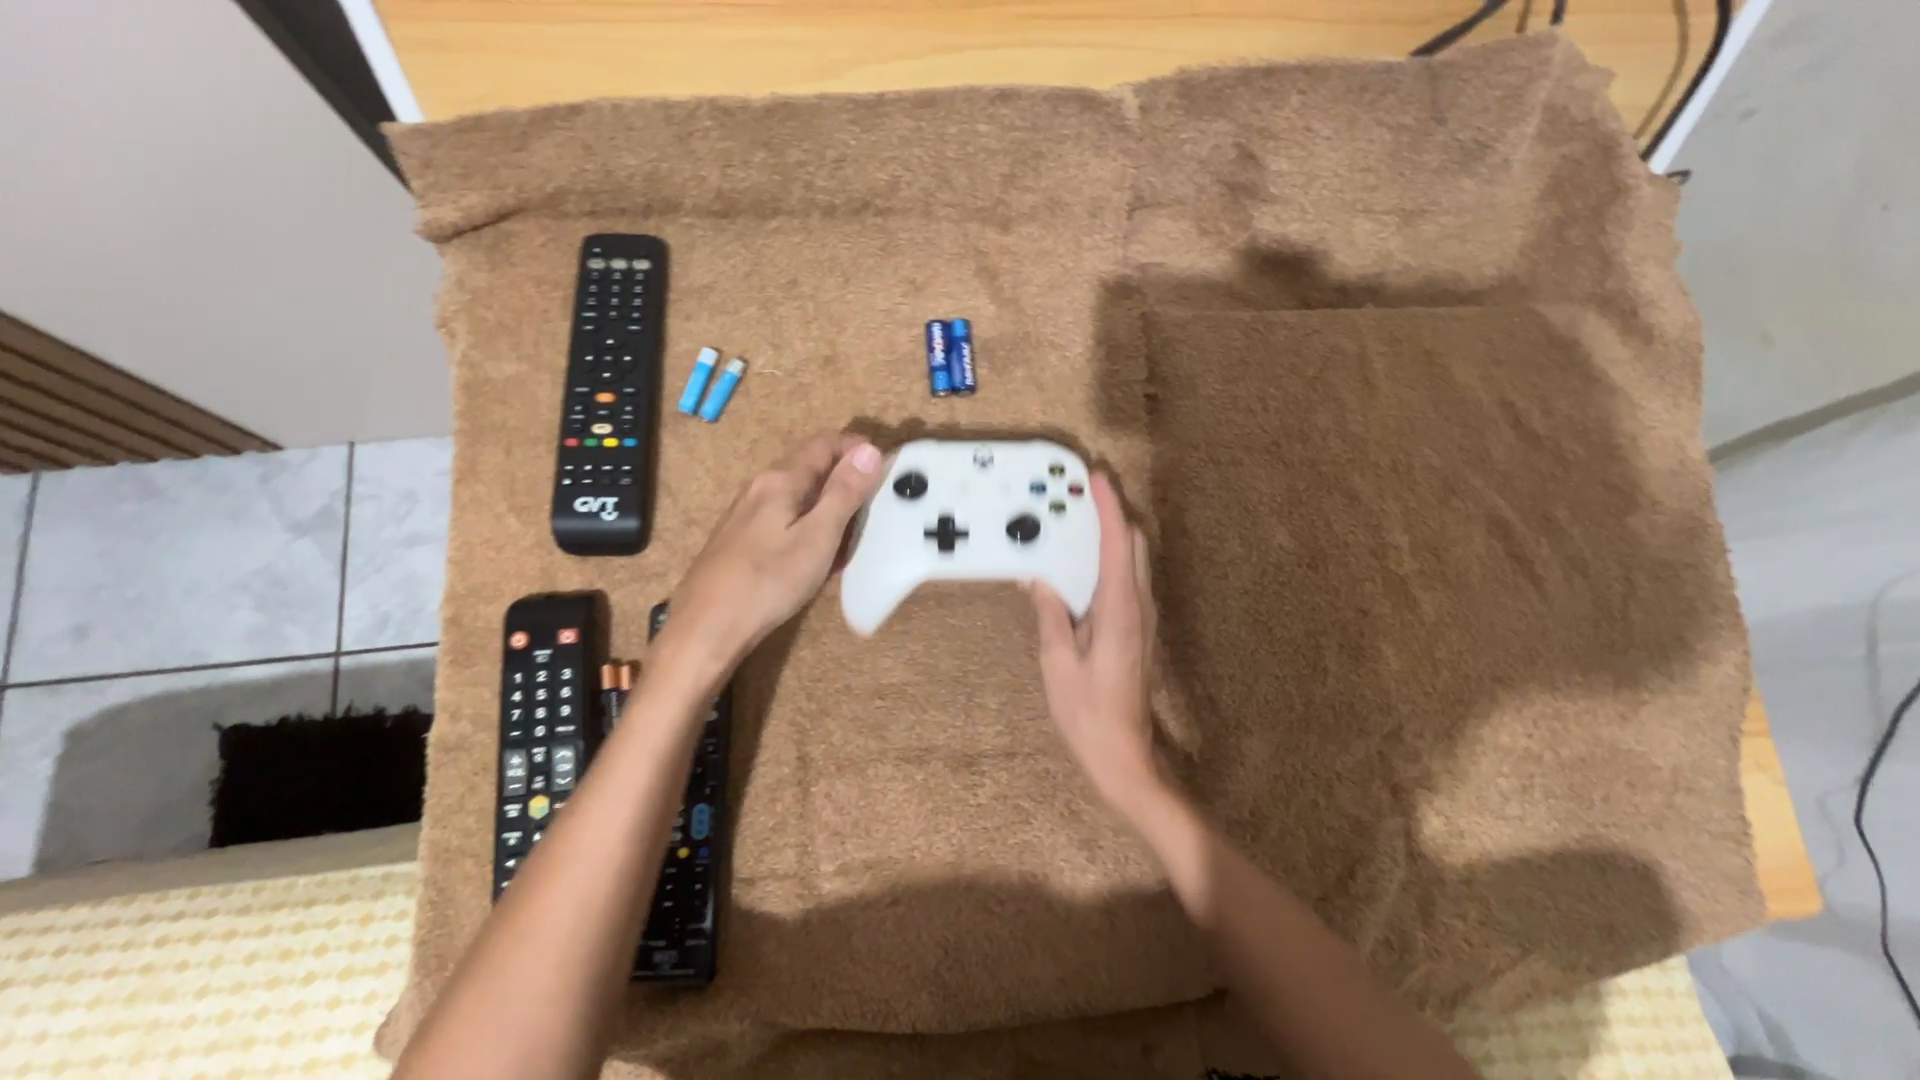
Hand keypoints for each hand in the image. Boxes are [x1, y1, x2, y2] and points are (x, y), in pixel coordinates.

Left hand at [659, 432, 885, 680]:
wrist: (707, 627)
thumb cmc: (768, 582)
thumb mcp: (817, 537)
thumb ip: (844, 492)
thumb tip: (868, 449)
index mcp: (780, 480)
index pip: (823, 444)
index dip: (856, 447)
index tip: (884, 466)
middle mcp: (759, 487)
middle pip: (809, 468)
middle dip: (844, 480)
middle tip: (874, 507)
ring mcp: (745, 514)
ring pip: (796, 496)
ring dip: (827, 507)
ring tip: (850, 537)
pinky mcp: (739, 539)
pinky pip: (783, 519)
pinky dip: (808, 528)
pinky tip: (815, 557)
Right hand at [1029, 473, 1161, 810]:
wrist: (1122, 753)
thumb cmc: (1087, 711)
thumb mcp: (1057, 661)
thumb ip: (1049, 613)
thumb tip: (1038, 578)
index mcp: (1120, 609)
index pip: (1117, 544)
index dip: (1108, 506)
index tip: (1096, 476)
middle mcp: (1139, 607)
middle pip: (1134, 545)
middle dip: (1113, 513)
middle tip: (1081, 494)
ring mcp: (1143, 619)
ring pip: (1134, 562)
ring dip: (1112, 536)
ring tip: (1078, 521)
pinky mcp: (1138, 631)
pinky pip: (1127, 582)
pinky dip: (1109, 561)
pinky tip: (1081, 567)